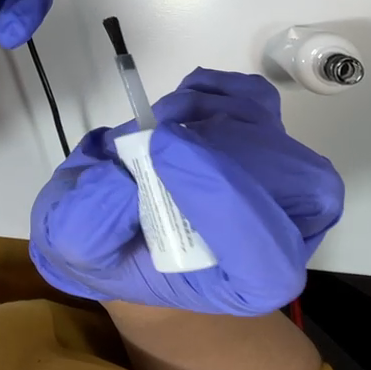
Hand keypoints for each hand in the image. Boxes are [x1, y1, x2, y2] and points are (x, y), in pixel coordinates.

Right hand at [29, 68, 343, 315]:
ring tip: (158, 119)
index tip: (161, 152)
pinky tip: (181, 100)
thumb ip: (90, 223)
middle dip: (229, 150)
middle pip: (298, 190)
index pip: (267, 258)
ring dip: (214, 113)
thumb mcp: (72, 244)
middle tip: (161, 132)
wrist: (107, 217)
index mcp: (234, 282)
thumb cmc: (99, 242)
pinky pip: (259, 101)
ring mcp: (270, 183)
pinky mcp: (254, 137)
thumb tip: (126, 180)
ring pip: (277, 138)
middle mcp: (270, 237)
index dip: (226, 204)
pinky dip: (221, 88)